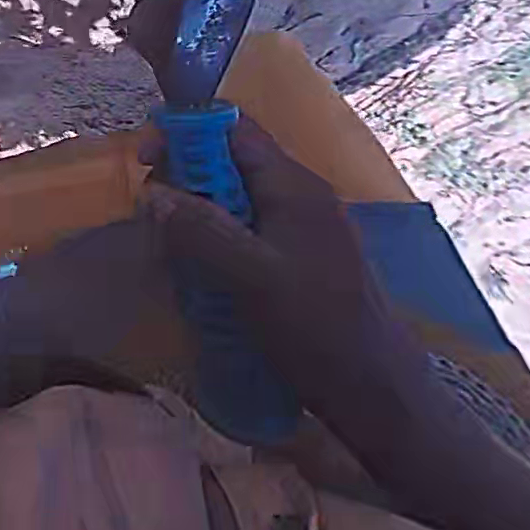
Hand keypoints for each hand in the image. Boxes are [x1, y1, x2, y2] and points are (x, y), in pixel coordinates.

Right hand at [144, 119, 529, 529]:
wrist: (382, 401)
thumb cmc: (320, 332)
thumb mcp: (252, 278)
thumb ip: (200, 229)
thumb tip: (152, 192)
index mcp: (293, 186)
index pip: (232, 128)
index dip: (184, 130)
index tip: (147, 158)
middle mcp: (296, 194)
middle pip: (223, 158)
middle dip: (180, 175)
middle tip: (154, 209)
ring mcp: (295, 224)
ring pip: (225, 192)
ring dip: (190, 208)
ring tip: (171, 243)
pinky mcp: (290, 252)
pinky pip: (237, 222)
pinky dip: (208, 232)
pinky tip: (197, 264)